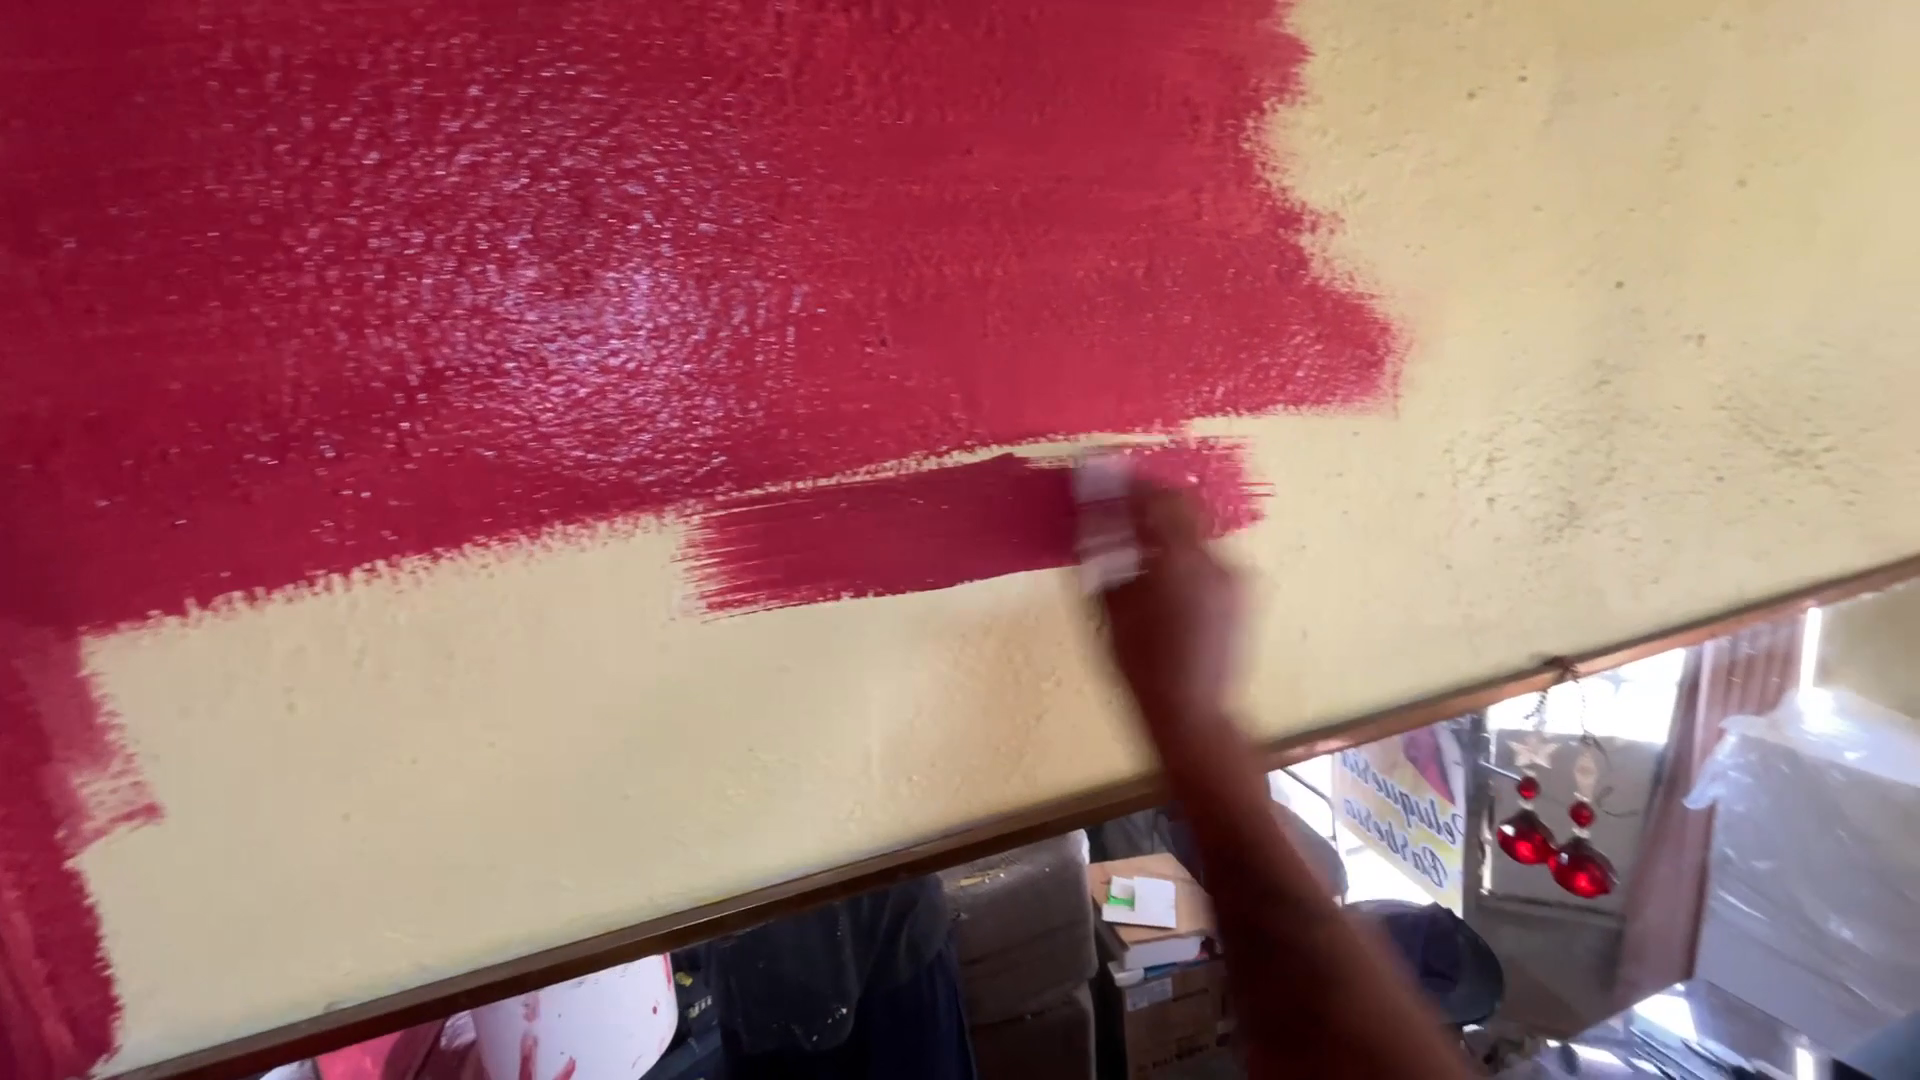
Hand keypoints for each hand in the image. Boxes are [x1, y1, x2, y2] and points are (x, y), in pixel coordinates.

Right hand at [1098, 478, 1244, 728]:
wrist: (1193, 713)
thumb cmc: (1139, 666)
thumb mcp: (1107, 607)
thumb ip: (1101, 551)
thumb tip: (1088, 512)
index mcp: (1179, 562)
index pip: (1156, 497)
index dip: (1128, 478)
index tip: (1102, 471)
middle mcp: (1216, 561)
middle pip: (1182, 505)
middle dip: (1147, 495)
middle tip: (1116, 497)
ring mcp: (1235, 577)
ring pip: (1195, 530)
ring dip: (1163, 525)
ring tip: (1132, 538)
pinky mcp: (1242, 593)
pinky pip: (1207, 555)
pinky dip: (1180, 550)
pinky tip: (1158, 571)